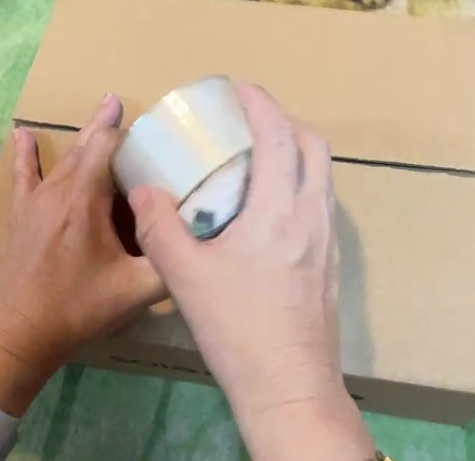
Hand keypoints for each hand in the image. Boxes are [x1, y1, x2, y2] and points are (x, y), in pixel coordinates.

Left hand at [0, 95, 164, 415]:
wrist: (12, 339)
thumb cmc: (73, 310)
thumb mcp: (133, 291)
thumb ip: (169, 264)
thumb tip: (202, 244)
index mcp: (85, 198)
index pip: (107, 146)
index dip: (129, 134)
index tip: (152, 128)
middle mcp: (59, 190)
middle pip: (86, 145)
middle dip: (106, 124)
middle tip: (119, 102)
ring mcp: (36, 202)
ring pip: (64, 158)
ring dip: (84, 136)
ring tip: (100, 110)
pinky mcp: (21, 217)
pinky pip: (25, 176)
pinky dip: (26, 155)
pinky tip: (20, 134)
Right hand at [129, 84, 374, 460]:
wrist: (290, 387)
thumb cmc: (238, 329)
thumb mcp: (186, 278)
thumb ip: (160, 227)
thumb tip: (143, 188)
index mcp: (280, 207)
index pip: (279, 135)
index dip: (261, 104)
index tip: (239, 88)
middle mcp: (313, 212)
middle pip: (313, 145)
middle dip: (285, 121)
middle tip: (251, 121)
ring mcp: (328, 237)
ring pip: (322, 173)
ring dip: (297, 150)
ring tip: (260, 157)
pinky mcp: (331, 260)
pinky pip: (322, 200)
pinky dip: (301, 181)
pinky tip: (272, 207)